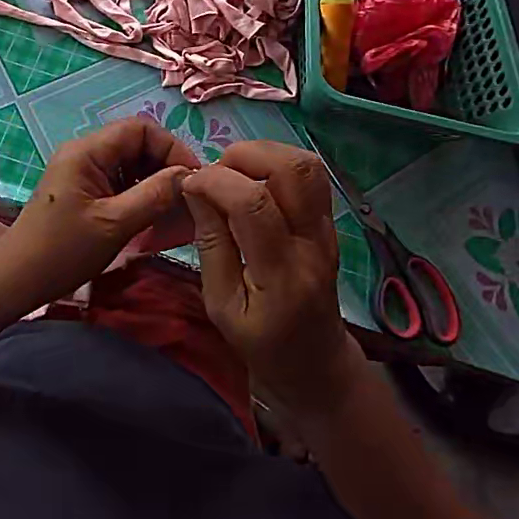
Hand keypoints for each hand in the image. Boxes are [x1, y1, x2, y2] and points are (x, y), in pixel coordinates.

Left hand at [0, 117, 198, 315]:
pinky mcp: (83, 190)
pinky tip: (153, 213)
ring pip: (131, 162)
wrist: (14, 281)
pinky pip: (120, 179)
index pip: (140, 129)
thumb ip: (154, 195)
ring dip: (155, 180)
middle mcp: (85, 152)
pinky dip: (141, 192)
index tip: (192, 178)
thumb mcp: (114, 224)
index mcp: (87, 151)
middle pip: (137, 143)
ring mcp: (83, 171)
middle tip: (187, 195)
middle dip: (165, 165)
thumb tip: (190, 176)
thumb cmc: (62, 251)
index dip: (171, 147)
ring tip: (174, 206)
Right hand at [183, 141, 365, 412]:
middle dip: (246, 155)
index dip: (217, 181)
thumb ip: (211, 245)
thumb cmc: (262, 344)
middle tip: (216, 173)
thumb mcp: (221, 306)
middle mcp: (313, 242)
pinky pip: (309, 175)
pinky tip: (252, 182)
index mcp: (283, 274)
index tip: (189, 184)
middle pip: (295, 169)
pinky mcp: (330, 222)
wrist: (316, 363)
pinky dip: (275, 164)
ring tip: (233, 174)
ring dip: (263, 155)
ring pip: (307, 164)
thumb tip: (194, 189)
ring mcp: (328, 228)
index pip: (255, 205)